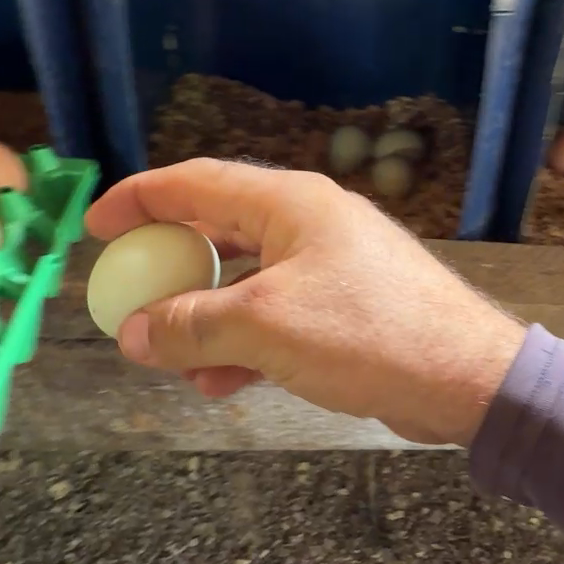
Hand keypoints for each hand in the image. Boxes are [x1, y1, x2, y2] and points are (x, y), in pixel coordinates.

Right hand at [84, 158, 527, 445]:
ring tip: (167, 358)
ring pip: (248, 282)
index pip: (199, 182)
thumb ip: (191, 325)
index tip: (98, 228)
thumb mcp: (265, 327)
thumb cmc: (365, 334)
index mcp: (291, 203)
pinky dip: (246, 343)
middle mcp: (312, 225)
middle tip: (129, 294)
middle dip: (172, 267)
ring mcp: (334, 268)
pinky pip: (280, 317)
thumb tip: (133, 333)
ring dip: (206, 318)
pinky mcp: (349, 310)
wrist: (465, 377)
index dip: (141, 198)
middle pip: (221, 232)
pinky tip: (219, 382)